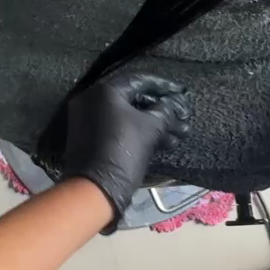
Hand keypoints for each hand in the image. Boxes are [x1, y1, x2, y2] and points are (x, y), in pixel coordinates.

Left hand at [62, 74, 189, 230]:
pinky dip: (137, 131)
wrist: (94, 189)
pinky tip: (162, 143)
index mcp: (105, 91)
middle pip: (133, 98)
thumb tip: (174, 104)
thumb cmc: (123, 152)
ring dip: (153, 123)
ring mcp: (88, 118)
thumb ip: (165, 111)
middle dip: (161, 109)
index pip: (140, 80)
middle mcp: (92, 99)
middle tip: (181, 116)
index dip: (164, 86)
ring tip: (178, 135)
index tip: (182, 93)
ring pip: (127, 115)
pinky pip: (118, 126)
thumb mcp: (150, 129)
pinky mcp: (89, 136)